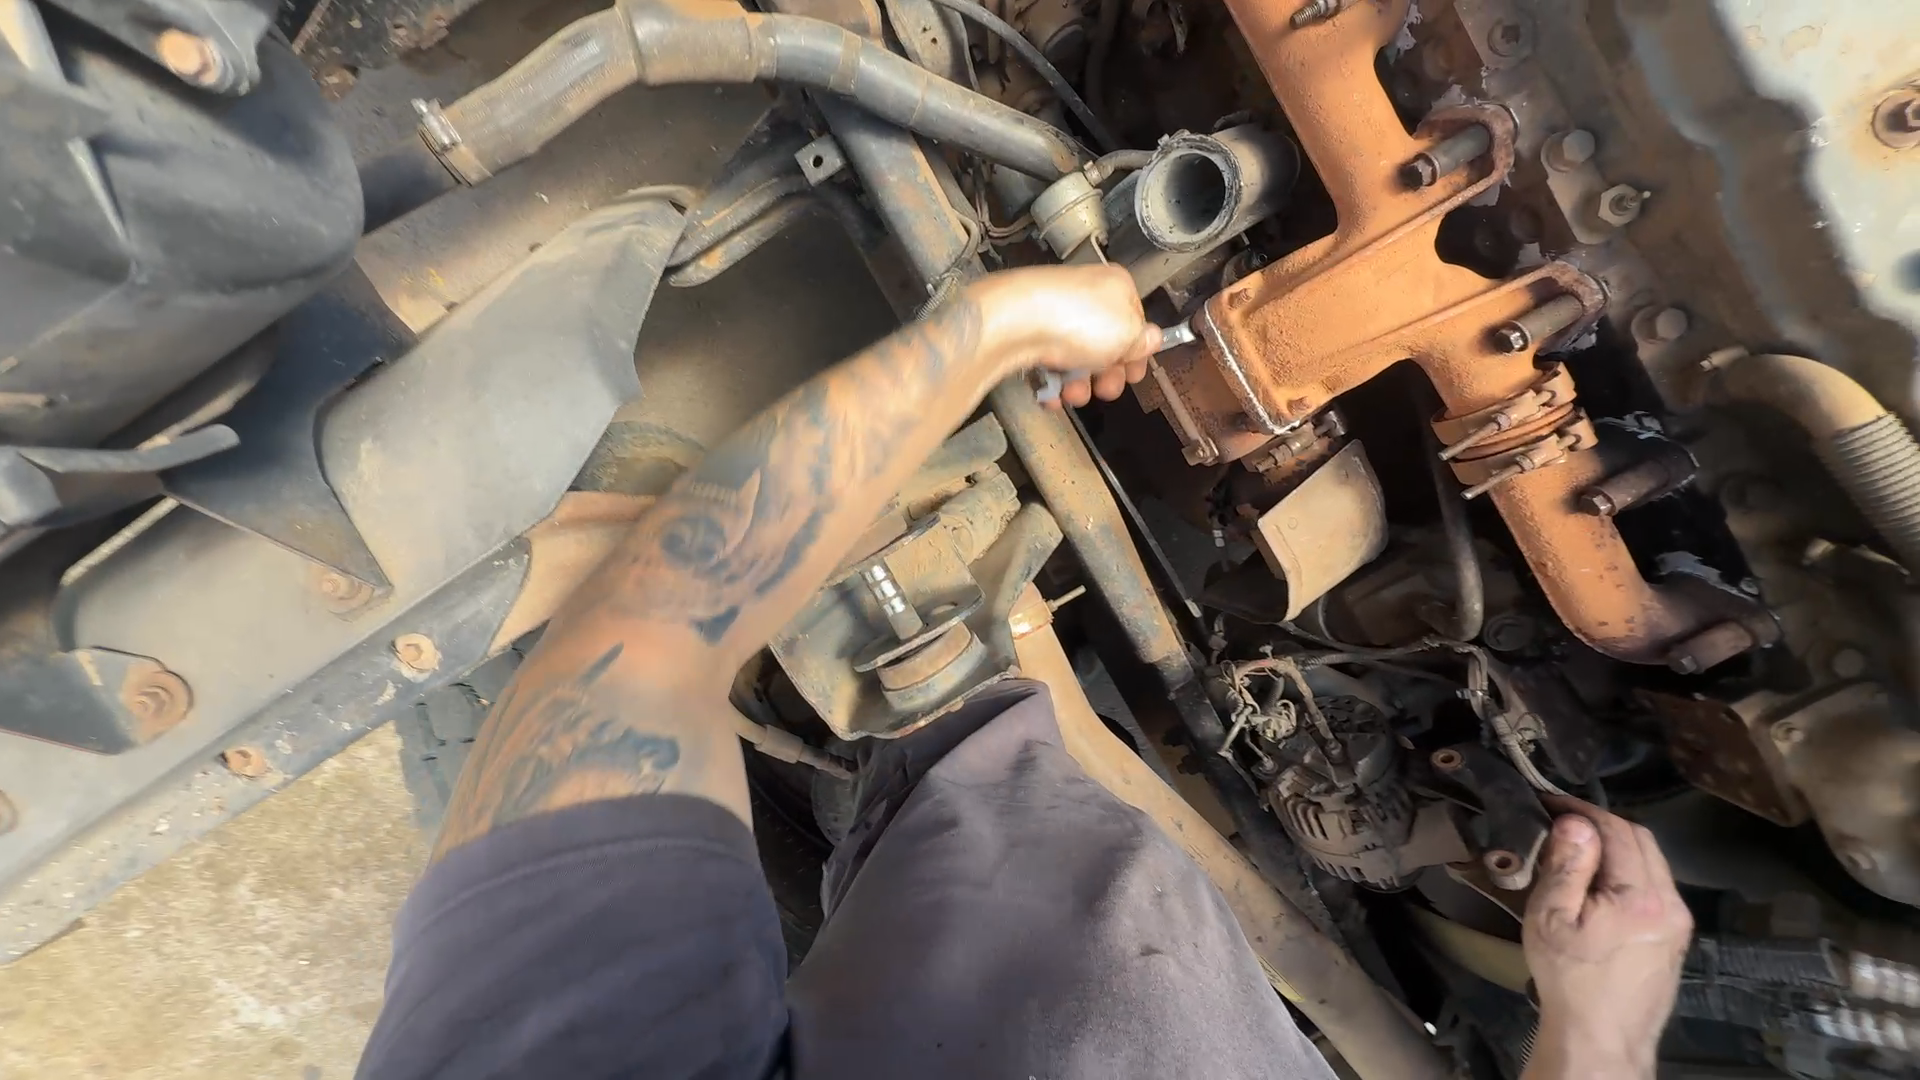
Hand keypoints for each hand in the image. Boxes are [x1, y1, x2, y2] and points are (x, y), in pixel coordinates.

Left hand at [967, 264, 1159, 407]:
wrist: (1015, 323)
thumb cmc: (1074, 319)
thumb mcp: (1128, 333)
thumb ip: (1143, 340)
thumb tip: (1153, 339)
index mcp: (1115, 288)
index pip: (1134, 322)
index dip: (1136, 353)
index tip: (1135, 374)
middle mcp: (1084, 298)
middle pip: (1105, 346)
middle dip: (1107, 376)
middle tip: (1105, 389)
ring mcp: (1055, 317)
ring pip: (1075, 361)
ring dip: (1078, 387)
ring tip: (1073, 394)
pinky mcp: (1029, 336)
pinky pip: (1047, 367)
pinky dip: (1052, 386)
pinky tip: (1052, 395)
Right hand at [1521, 798, 1691, 1078]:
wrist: (1603, 1032)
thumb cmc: (1569, 973)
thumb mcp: (1552, 915)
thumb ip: (1568, 866)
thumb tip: (1575, 822)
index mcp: (1640, 897)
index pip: (1618, 831)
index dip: (1581, 808)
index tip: (1546, 800)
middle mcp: (1670, 904)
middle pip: (1641, 840)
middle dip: (1599, 820)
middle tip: (1556, 815)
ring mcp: (1677, 921)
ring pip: (1650, 860)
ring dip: (1613, 841)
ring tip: (1571, 841)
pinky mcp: (1674, 935)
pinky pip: (1652, 881)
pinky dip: (1623, 863)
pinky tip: (1594, 873)